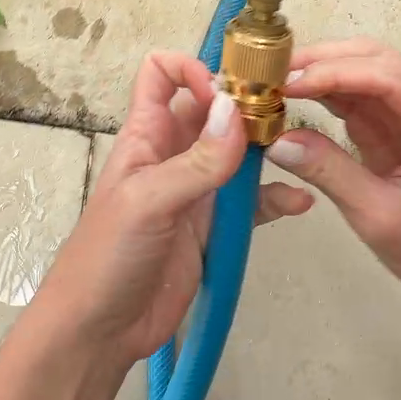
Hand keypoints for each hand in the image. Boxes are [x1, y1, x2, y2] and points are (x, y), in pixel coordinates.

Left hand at [34, 51, 312, 363]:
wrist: (101, 329)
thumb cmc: (109, 254)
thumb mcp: (149, 201)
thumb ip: (195, 161)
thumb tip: (235, 111)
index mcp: (146, 133)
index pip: (162, 74)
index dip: (192, 70)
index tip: (225, 94)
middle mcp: (173, 152)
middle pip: (211, 108)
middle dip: (245, 105)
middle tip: (283, 116)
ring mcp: (195, 189)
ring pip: (236, 152)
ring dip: (265, 148)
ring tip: (295, 153)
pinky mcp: (213, 226)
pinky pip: (250, 202)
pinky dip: (274, 198)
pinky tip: (299, 203)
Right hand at [264, 38, 400, 315]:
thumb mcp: (378, 216)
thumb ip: (329, 171)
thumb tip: (275, 141)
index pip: (391, 76)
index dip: (336, 71)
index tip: (288, 82)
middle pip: (379, 60)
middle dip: (325, 61)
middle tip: (273, 72)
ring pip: (366, 70)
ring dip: (321, 71)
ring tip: (275, 78)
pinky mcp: (400, 122)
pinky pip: (360, 95)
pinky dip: (325, 92)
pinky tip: (293, 92)